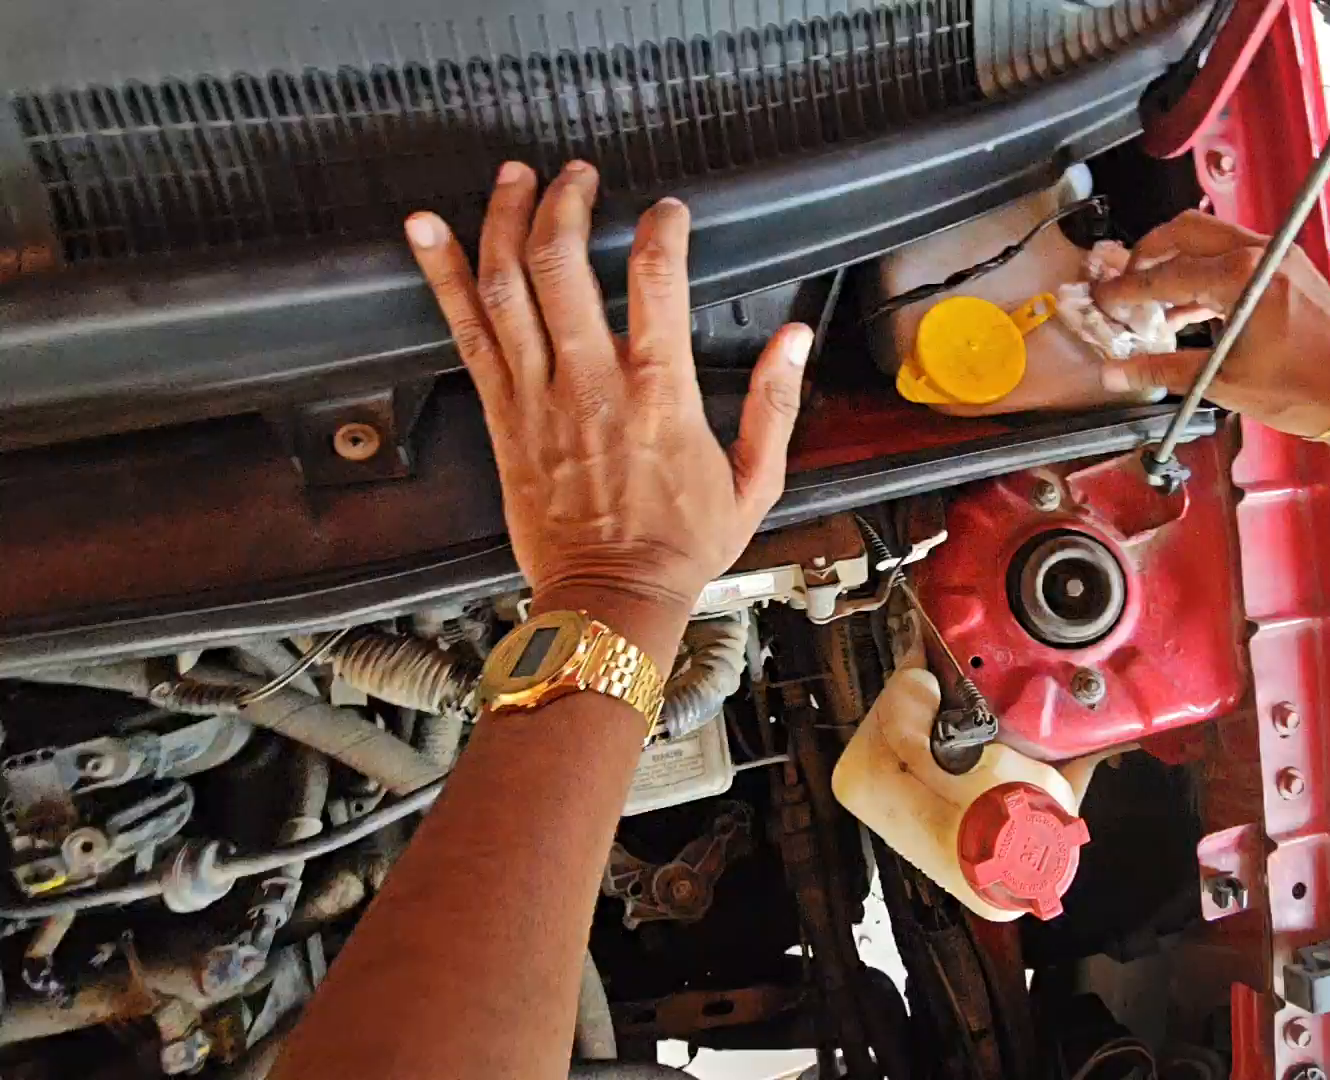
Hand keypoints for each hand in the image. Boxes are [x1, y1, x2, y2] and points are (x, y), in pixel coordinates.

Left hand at [405, 161, 812, 613]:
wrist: (614, 595)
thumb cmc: (685, 543)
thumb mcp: (758, 481)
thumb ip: (776, 404)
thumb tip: (795, 340)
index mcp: (663, 396)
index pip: (658, 281)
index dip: (661, 230)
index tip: (667, 212)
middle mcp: (594, 384)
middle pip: (565, 264)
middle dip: (569, 203)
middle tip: (578, 175)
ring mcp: (538, 397)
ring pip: (508, 285)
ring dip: (507, 219)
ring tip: (516, 177)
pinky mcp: (502, 416)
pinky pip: (466, 332)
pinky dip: (443, 275)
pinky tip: (428, 229)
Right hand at [1092, 211, 1329, 438]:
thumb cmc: (1301, 388)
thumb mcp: (1221, 381)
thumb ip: (1163, 370)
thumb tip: (1116, 372)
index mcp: (1240, 277)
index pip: (1164, 274)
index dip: (1126, 288)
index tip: (1103, 298)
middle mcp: (1258, 254)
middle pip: (1184, 231)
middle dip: (1146, 255)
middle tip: (1124, 286)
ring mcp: (1275, 256)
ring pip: (1208, 237)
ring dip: (1174, 260)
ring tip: (1149, 299)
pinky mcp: (1285, 268)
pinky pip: (1231, 256)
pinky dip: (1202, 273)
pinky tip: (1185, 310)